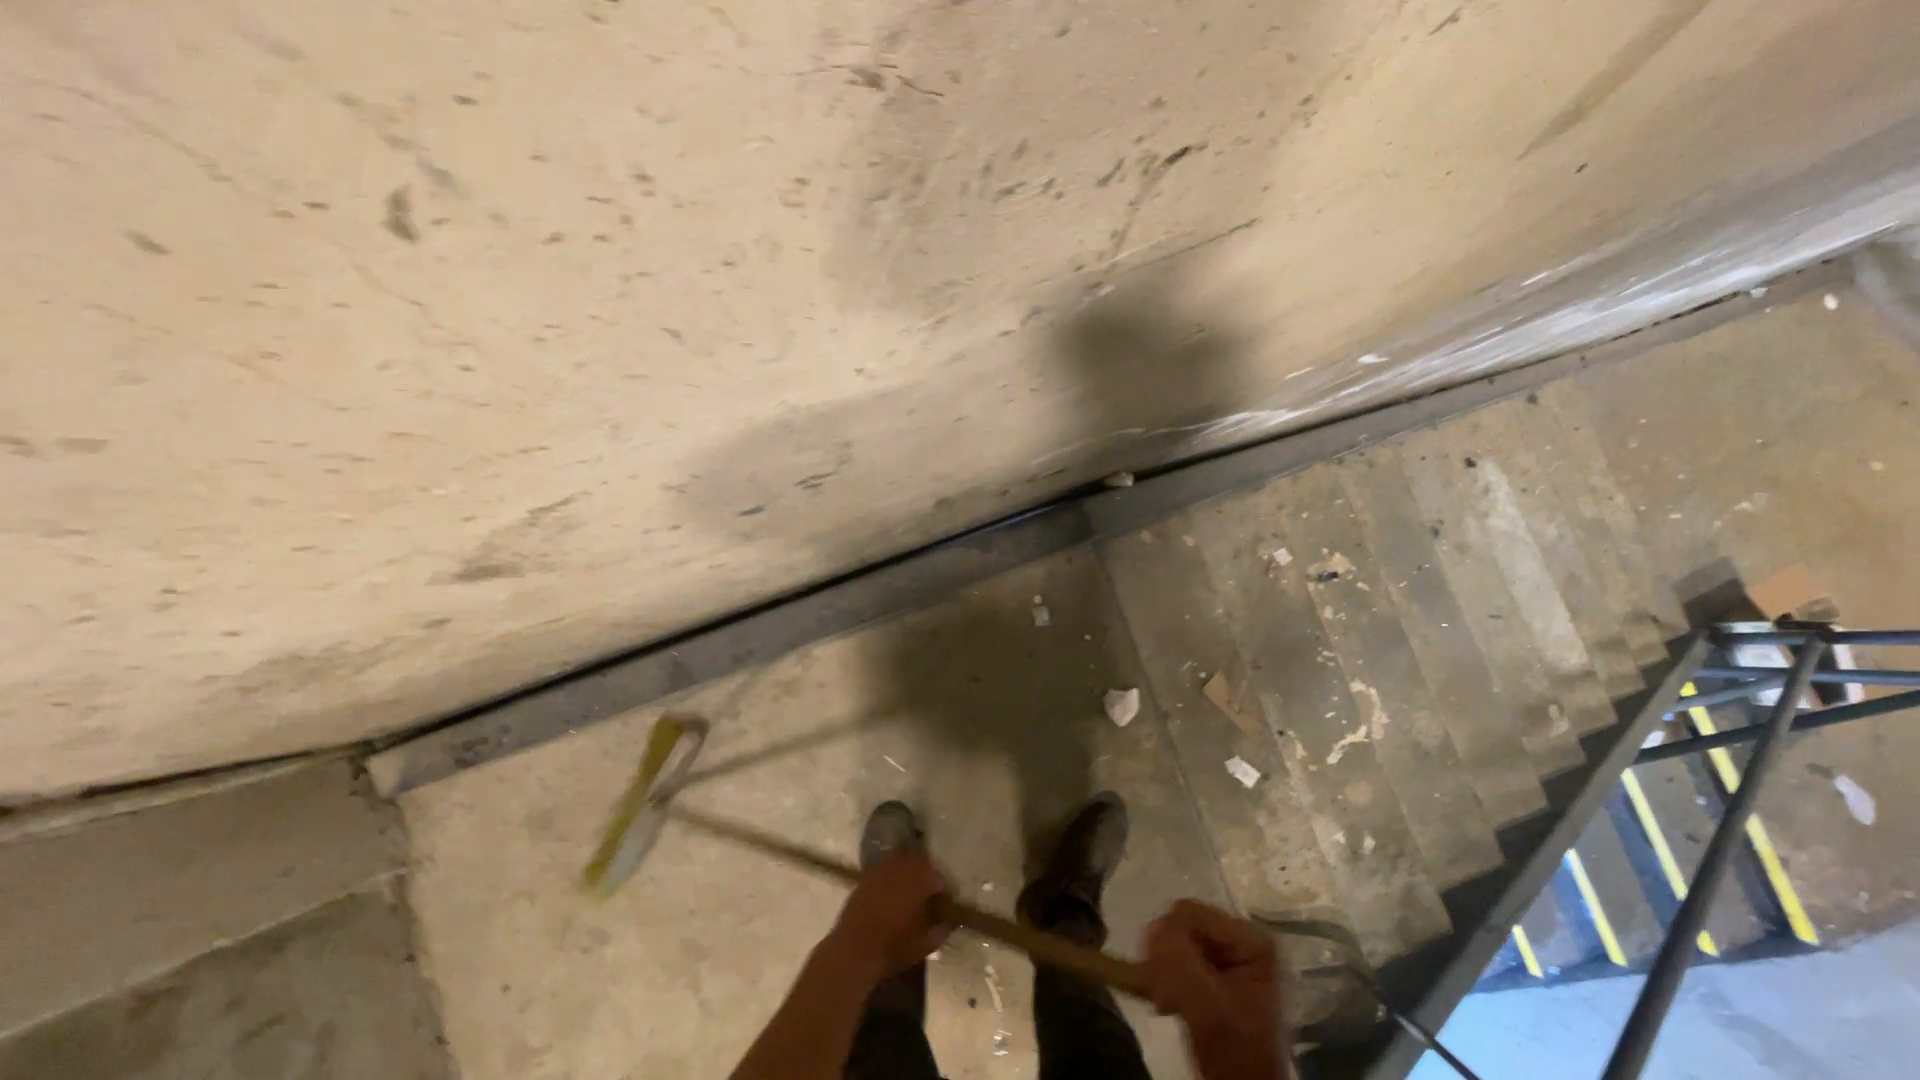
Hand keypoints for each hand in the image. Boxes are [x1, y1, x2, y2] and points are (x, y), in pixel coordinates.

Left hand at [825, 850, 951, 978]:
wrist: (854, 950)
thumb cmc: (894, 947)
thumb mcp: (926, 944)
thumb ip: (943, 929)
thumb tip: (950, 921)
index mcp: (922, 879)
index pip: (941, 879)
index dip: (946, 892)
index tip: (948, 904)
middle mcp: (903, 866)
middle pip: (923, 862)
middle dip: (930, 875)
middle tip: (931, 892)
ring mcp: (882, 868)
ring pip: (903, 859)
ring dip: (910, 870)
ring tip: (912, 888)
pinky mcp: (866, 875)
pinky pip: (885, 867)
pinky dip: (892, 874)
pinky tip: (892, 890)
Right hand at [1144, 900, 1289, 1079]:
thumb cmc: (1235, 1052)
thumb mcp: (1208, 1008)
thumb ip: (1180, 963)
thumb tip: (1152, 927)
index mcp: (1251, 940)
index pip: (1189, 914)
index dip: (1168, 942)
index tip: (1162, 983)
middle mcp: (1242, 940)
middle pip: (1182, 926)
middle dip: (1166, 960)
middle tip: (1163, 997)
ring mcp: (1229, 957)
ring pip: (1176, 943)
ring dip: (1164, 973)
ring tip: (1167, 1004)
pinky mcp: (1215, 973)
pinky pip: (1178, 959)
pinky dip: (1167, 980)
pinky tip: (1170, 1004)